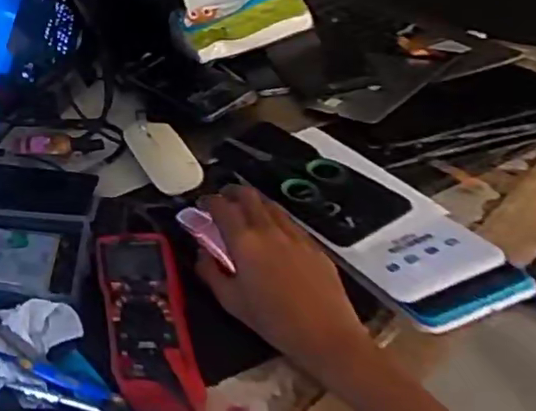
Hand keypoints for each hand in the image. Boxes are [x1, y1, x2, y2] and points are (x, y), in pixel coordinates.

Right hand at [194, 184, 366, 375]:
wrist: (333, 342)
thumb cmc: (275, 321)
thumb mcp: (230, 299)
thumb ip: (209, 270)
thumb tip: (202, 253)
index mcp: (243, 240)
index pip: (219, 204)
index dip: (207, 200)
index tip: (203, 207)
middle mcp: (268, 231)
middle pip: (247, 194)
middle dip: (231, 193)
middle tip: (225, 203)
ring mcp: (297, 239)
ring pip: (272, 205)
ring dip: (256, 205)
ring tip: (250, 218)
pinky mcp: (318, 250)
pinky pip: (293, 225)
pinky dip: (279, 223)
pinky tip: (278, 240)